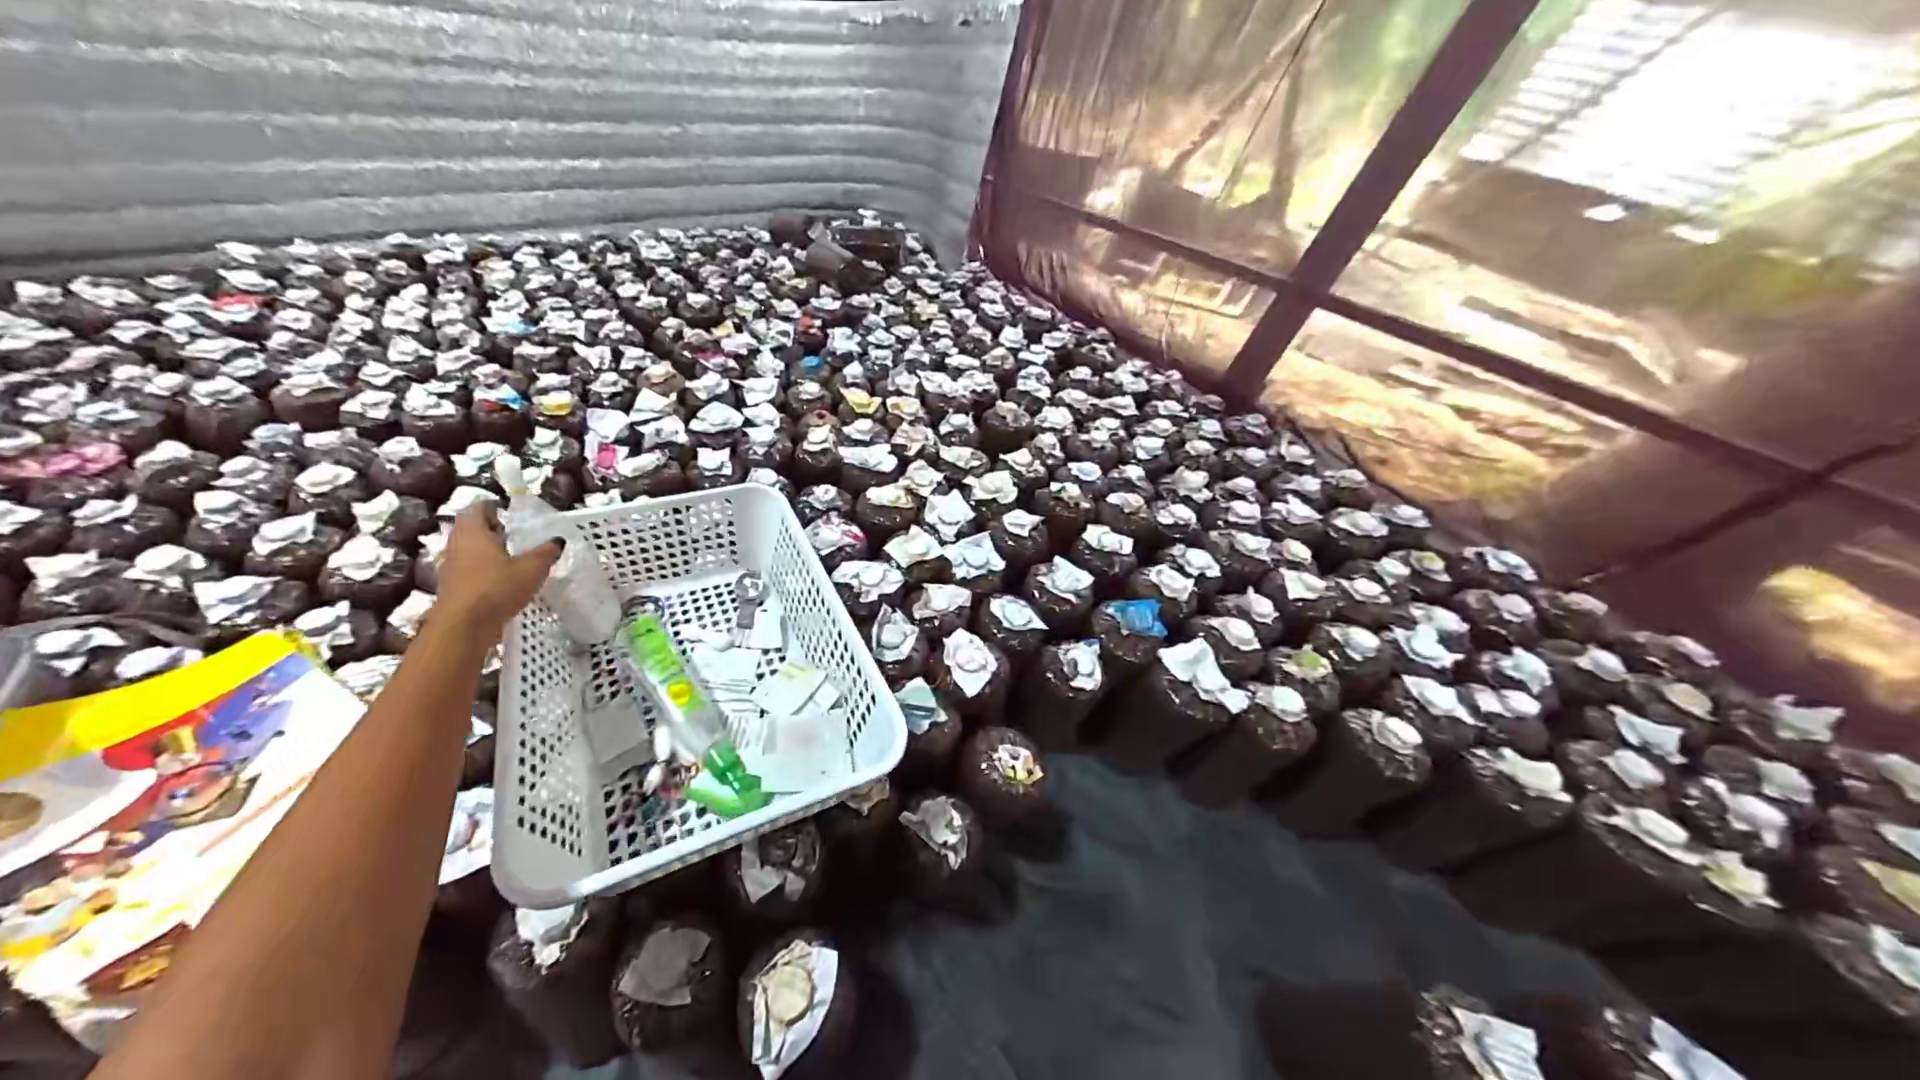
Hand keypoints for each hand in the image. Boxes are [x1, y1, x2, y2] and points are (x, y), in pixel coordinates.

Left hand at [434, 504, 562, 633]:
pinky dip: (482, 567)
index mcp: (473, 532)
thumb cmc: (497, 588)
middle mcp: (457, 544)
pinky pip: (467, 567)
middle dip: (489, 527)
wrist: (464, 626)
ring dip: (485, 548)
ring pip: (467, 548)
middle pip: (470, 527)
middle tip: (512, 531)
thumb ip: (546, 552)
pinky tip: (501, 577)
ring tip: (510, 554)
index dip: (492, 506)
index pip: (477, 508)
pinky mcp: (452, 586)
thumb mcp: (532, 569)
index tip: (508, 510)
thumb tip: (557, 540)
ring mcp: (451, 566)